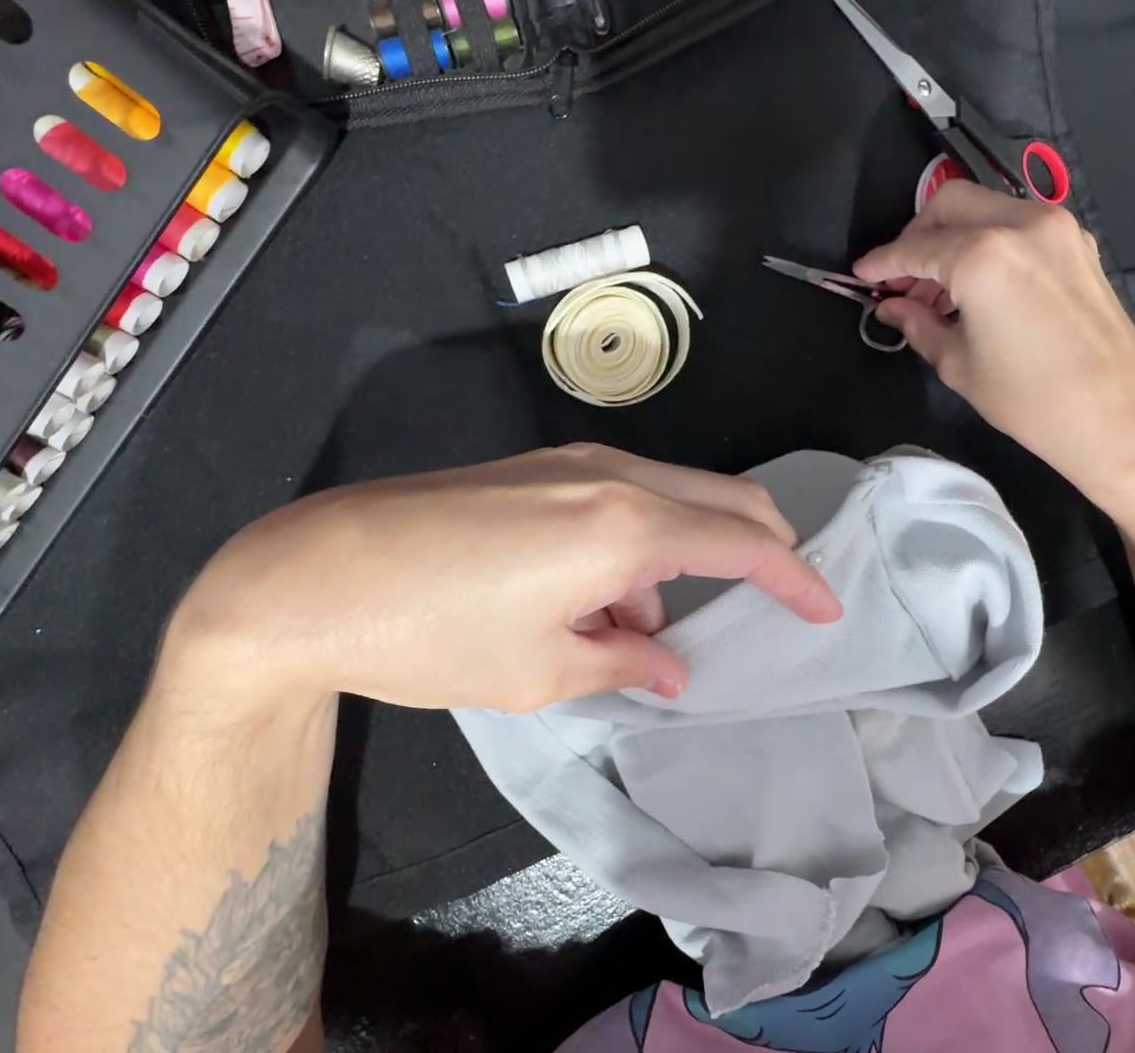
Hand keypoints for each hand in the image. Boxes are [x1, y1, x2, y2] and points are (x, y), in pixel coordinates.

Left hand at [159, 444, 841, 713]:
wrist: (310, 577)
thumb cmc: (433, 636)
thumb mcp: (540, 672)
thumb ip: (625, 663)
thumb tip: (670, 666)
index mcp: (625, 527)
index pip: (743, 543)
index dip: (795, 578)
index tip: (824, 609)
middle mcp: (611, 476)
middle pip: (724, 496)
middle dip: (762, 544)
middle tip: (773, 595)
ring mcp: (572, 461)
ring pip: (672, 495)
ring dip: (683, 553)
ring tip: (630, 628)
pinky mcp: (538, 466)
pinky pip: (622, 495)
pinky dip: (638, 540)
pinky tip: (590, 594)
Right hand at [854, 181, 1134, 525]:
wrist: (1116, 417)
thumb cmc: (1030, 400)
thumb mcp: (959, 364)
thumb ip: (918, 324)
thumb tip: (891, 306)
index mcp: (984, 255)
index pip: (916, 246)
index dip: (882, 260)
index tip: (862, 273)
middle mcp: (1022, 224)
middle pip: (950, 203)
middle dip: (916, 234)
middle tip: (900, 278)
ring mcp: (1057, 228)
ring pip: (986, 207)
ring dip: (952, 237)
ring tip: (935, 289)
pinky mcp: (1079, 243)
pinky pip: (1017, 224)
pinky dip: (988, 242)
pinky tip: (976, 286)